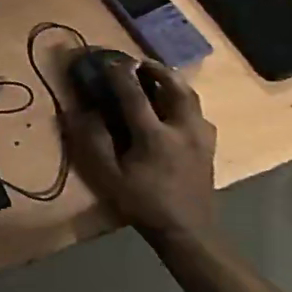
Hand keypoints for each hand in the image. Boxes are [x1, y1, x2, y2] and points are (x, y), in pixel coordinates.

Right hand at [65, 58, 218, 240]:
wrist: (187, 230)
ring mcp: (201, 137)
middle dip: (158, 71)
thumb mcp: (108, 176)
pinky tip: (174, 108)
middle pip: (176, 88)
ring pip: (192, 99)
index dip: (121, 76)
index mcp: (155, 136)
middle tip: (141, 63)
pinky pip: (197, 113)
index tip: (111, 61)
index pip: (135, 95)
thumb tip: (82, 112)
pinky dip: (184, 101)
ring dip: (174, 84)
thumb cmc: (142, 203)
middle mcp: (183, 129)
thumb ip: (94, 141)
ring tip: (158, 78)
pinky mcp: (208, 146)